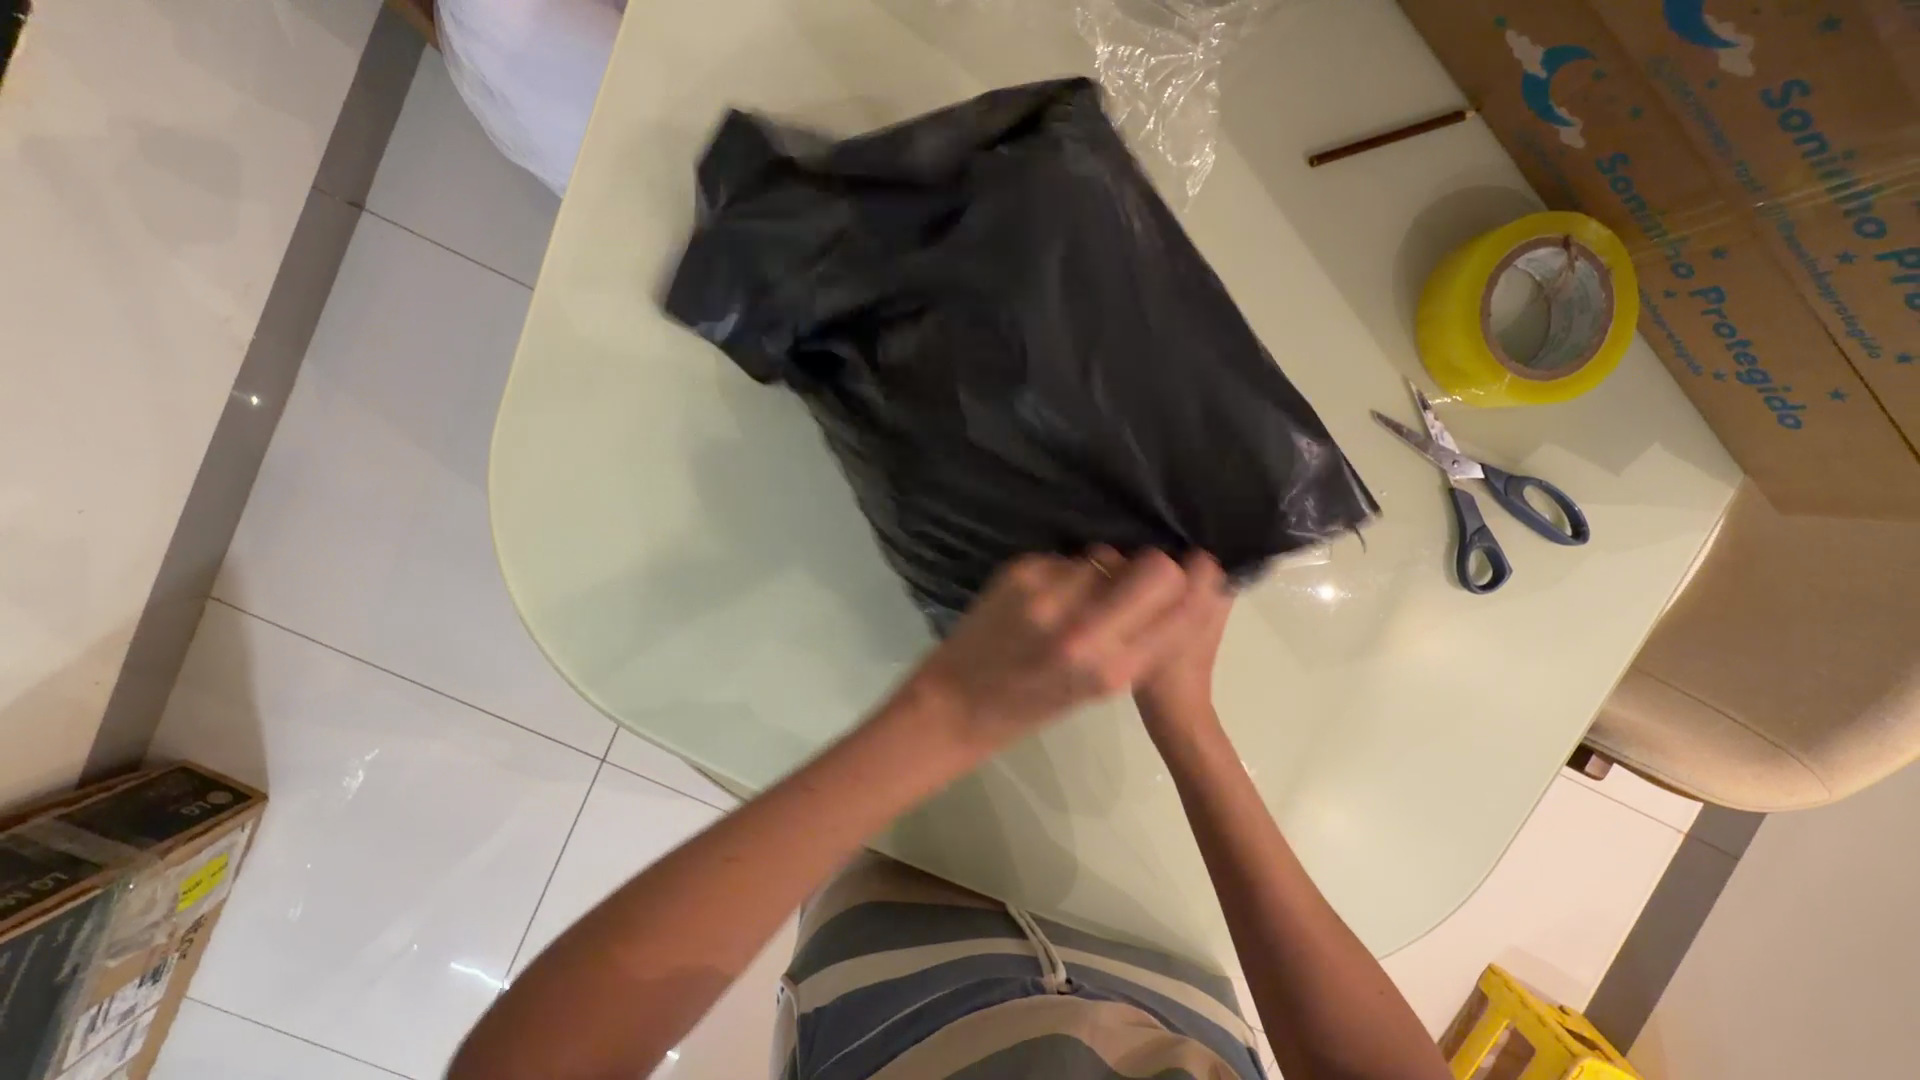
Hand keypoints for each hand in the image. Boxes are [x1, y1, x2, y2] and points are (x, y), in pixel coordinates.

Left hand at [904, 546, 1225, 751]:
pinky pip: (1068, 558)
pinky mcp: (1020, 572)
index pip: (1183, 609)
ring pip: (1108, 556)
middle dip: (1158, 565)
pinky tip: (1047, 592)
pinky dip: (1066, 571)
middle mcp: (1085, 633)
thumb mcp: (1098, 688)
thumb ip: (1137, 640)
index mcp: (1113, 672)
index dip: (1199, 582)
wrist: (958, 703)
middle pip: (1156, 567)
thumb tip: (1172, 581)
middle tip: (1143, 573)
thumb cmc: (1033, 704)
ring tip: (1080, 591)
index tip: (1203, 565)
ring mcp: (1049, 598)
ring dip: (1104, 569)